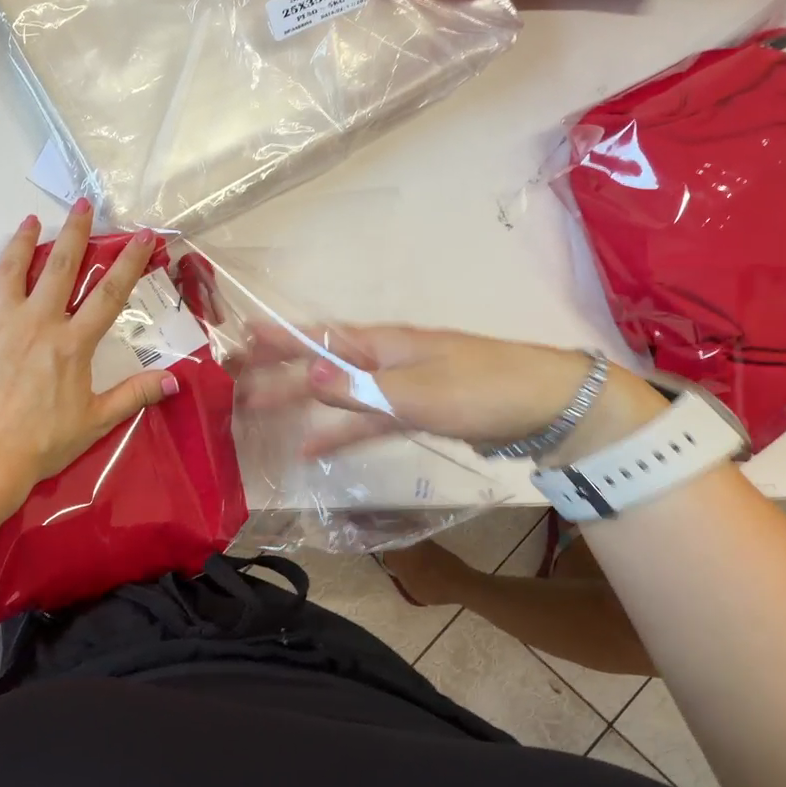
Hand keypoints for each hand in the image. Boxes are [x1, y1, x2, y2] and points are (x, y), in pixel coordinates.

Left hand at [0, 201, 178, 501]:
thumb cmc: (42, 444)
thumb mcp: (95, 421)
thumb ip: (133, 395)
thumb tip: (176, 380)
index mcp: (72, 343)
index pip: (109, 294)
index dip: (129, 262)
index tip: (143, 236)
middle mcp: (38, 322)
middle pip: (61, 268)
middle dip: (76, 233)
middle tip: (83, 205)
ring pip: (13, 272)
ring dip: (23, 242)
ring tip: (31, 220)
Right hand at [243, 324, 666, 462]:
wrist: (551, 407)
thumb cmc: (483, 390)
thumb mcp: (419, 392)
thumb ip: (360, 390)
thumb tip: (307, 377)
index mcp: (381, 345)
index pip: (318, 338)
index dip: (279, 339)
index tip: (240, 338)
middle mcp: (382, 360)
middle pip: (319, 363)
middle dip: (276, 369)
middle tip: (234, 376)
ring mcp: (397, 386)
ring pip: (335, 391)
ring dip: (297, 400)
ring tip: (256, 409)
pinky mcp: (412, 411)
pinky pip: (361, 420)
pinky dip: (336, 432)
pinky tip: (312, 448)